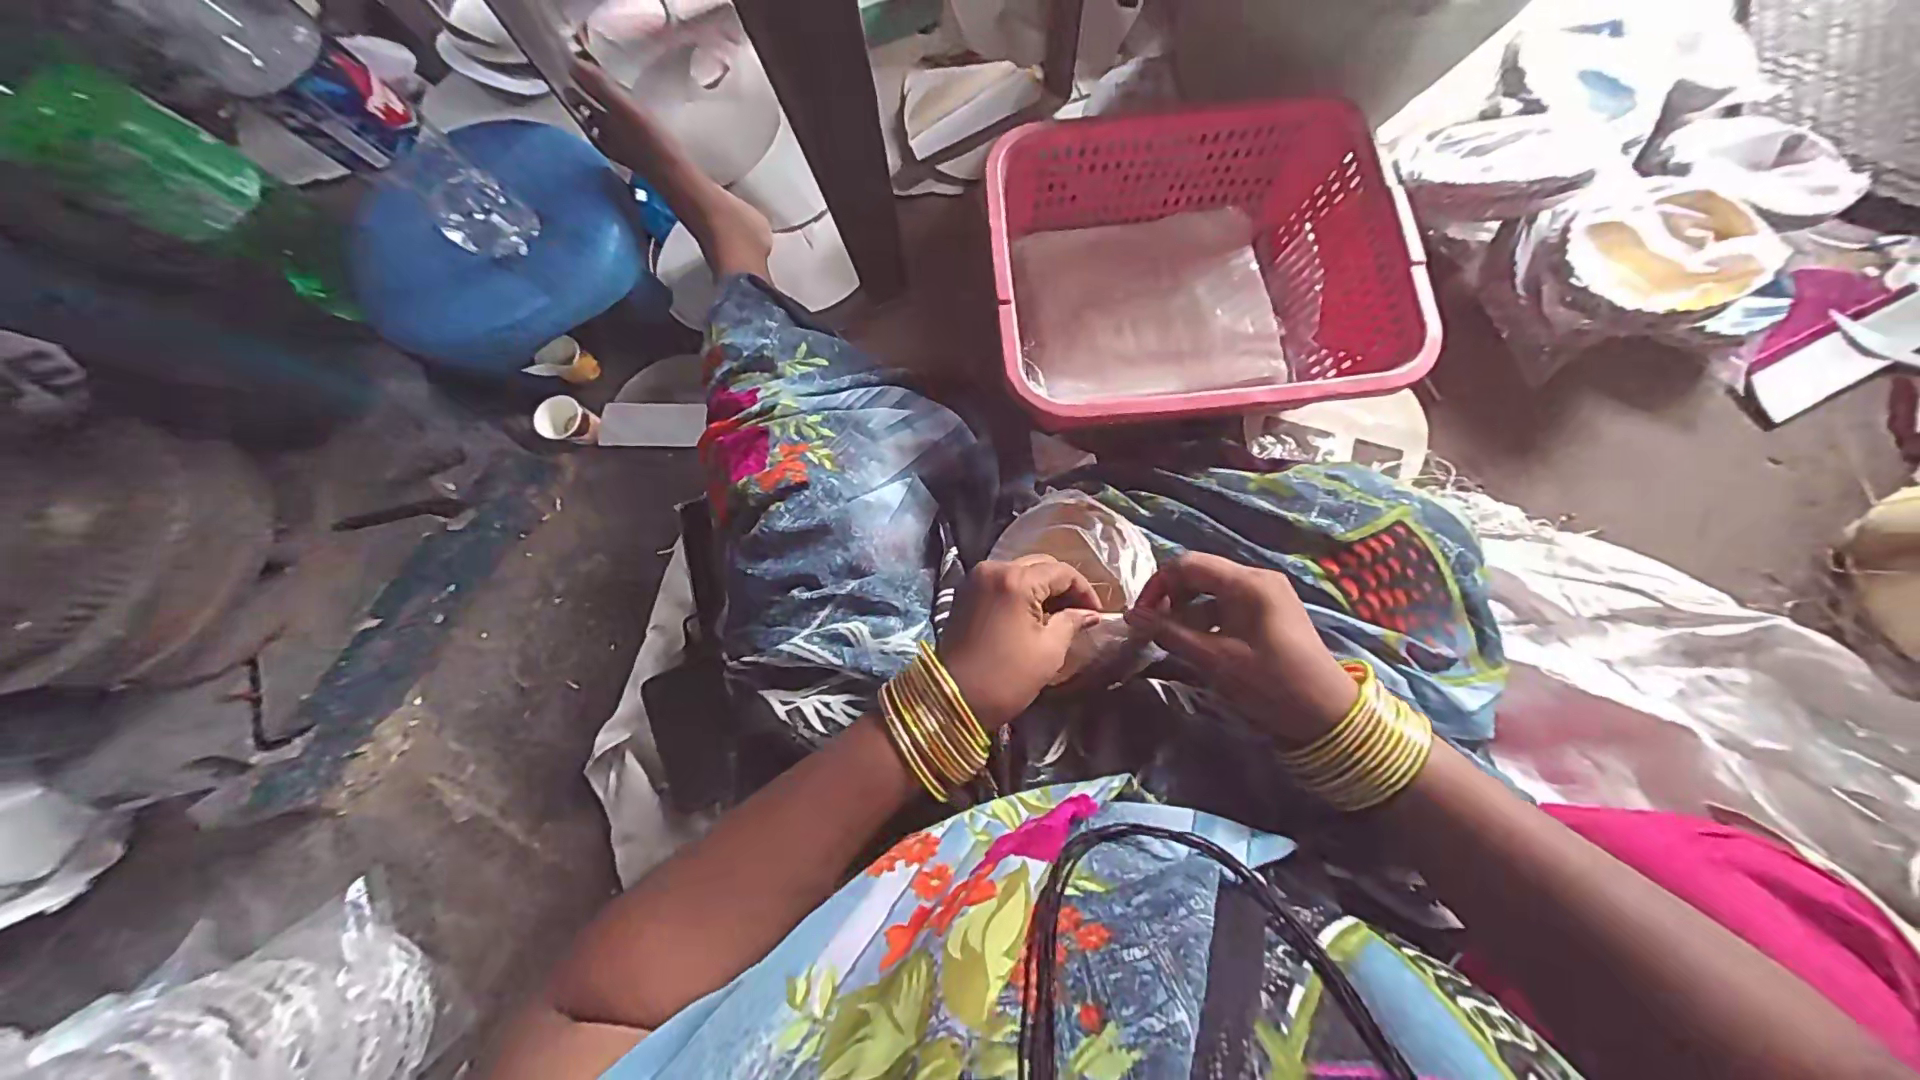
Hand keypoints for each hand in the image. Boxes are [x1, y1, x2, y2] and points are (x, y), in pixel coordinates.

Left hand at [937, 556, 1102, 730]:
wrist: (952, 698)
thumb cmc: (1005, 677)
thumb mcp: (1048, 651)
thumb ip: (1071, 623)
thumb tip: (1089, 614)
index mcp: (1015, 580)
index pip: (1061, 572)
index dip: (1084, 591)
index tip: (1096, 613)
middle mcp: (993, 569)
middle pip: (1039, 566)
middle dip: (1062, 587)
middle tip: (1080, 613)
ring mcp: (976, 579)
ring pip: (1020, 572)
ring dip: (1041, 589)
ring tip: (1059, 615)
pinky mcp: (965, 592)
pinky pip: (1001, 582)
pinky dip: (1020, 593)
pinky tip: (1033, 615)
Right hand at [1125, 552, 1357, 744]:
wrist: (1328, 714)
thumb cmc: (1271, 684)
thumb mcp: (1216, 660)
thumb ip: (1170, 633)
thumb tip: (1132, 616)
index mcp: (1247, 584)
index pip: (1187, 564)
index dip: (1157, 585)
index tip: (1141, 616)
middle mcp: (1257, 579)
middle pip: (1199, 573)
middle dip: (1170, 596)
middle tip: (1154, 627)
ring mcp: (1266, 594)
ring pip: (1210, 590)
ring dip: (1186, 609)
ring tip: (1172, 638)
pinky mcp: (1269, 610)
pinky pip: (1226, 604)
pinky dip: (1205, 618)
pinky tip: (1197, 642)